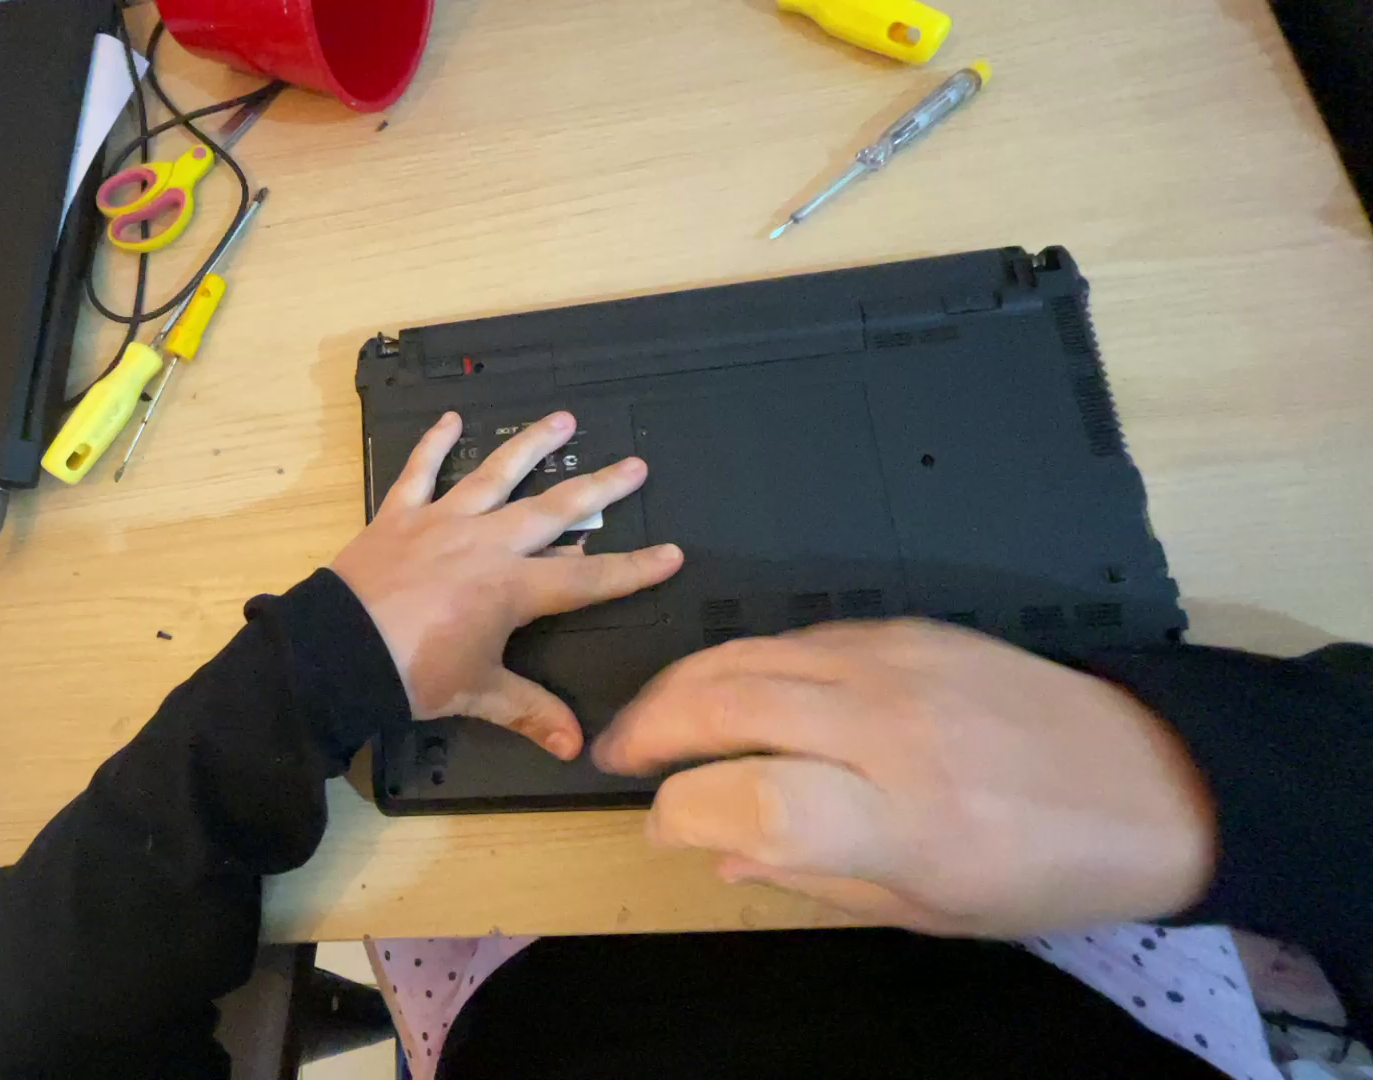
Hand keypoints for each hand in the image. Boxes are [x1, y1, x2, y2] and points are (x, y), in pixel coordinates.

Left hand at [333, 411, 683, 759]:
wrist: (340, 651)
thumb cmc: (414, 673)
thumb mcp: (478, 693)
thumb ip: (530, 711)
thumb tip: (577, 748)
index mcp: (512, 587)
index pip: (588, 580)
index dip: (633, 569)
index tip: (671, 553)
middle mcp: (487, 542)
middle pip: (555, 510)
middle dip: (599, 489)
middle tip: (633, 466)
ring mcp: (443, 521)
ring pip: (496, 475)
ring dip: (531, 445)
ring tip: (563, 419)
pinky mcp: (401, 514)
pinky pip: (420, 471)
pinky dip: (434, 443)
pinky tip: (450, 418)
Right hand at [592, 619, 1214, 934]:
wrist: (1152, 771)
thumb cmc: (1040, 867)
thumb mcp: (927, 908)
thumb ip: (806, 878)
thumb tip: (708, 852)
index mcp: (903, 817)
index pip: (751, 802)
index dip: (680, 812)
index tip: (662, 827)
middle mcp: (884, 726)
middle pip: (722, 702)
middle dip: (648, 728)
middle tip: (616, 754)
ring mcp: (884, 661)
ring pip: (736, 656)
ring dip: (671, 689)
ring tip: (648, 720)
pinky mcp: (888, 627)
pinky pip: (781, 641)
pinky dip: (730, 668)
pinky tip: (725, 694)